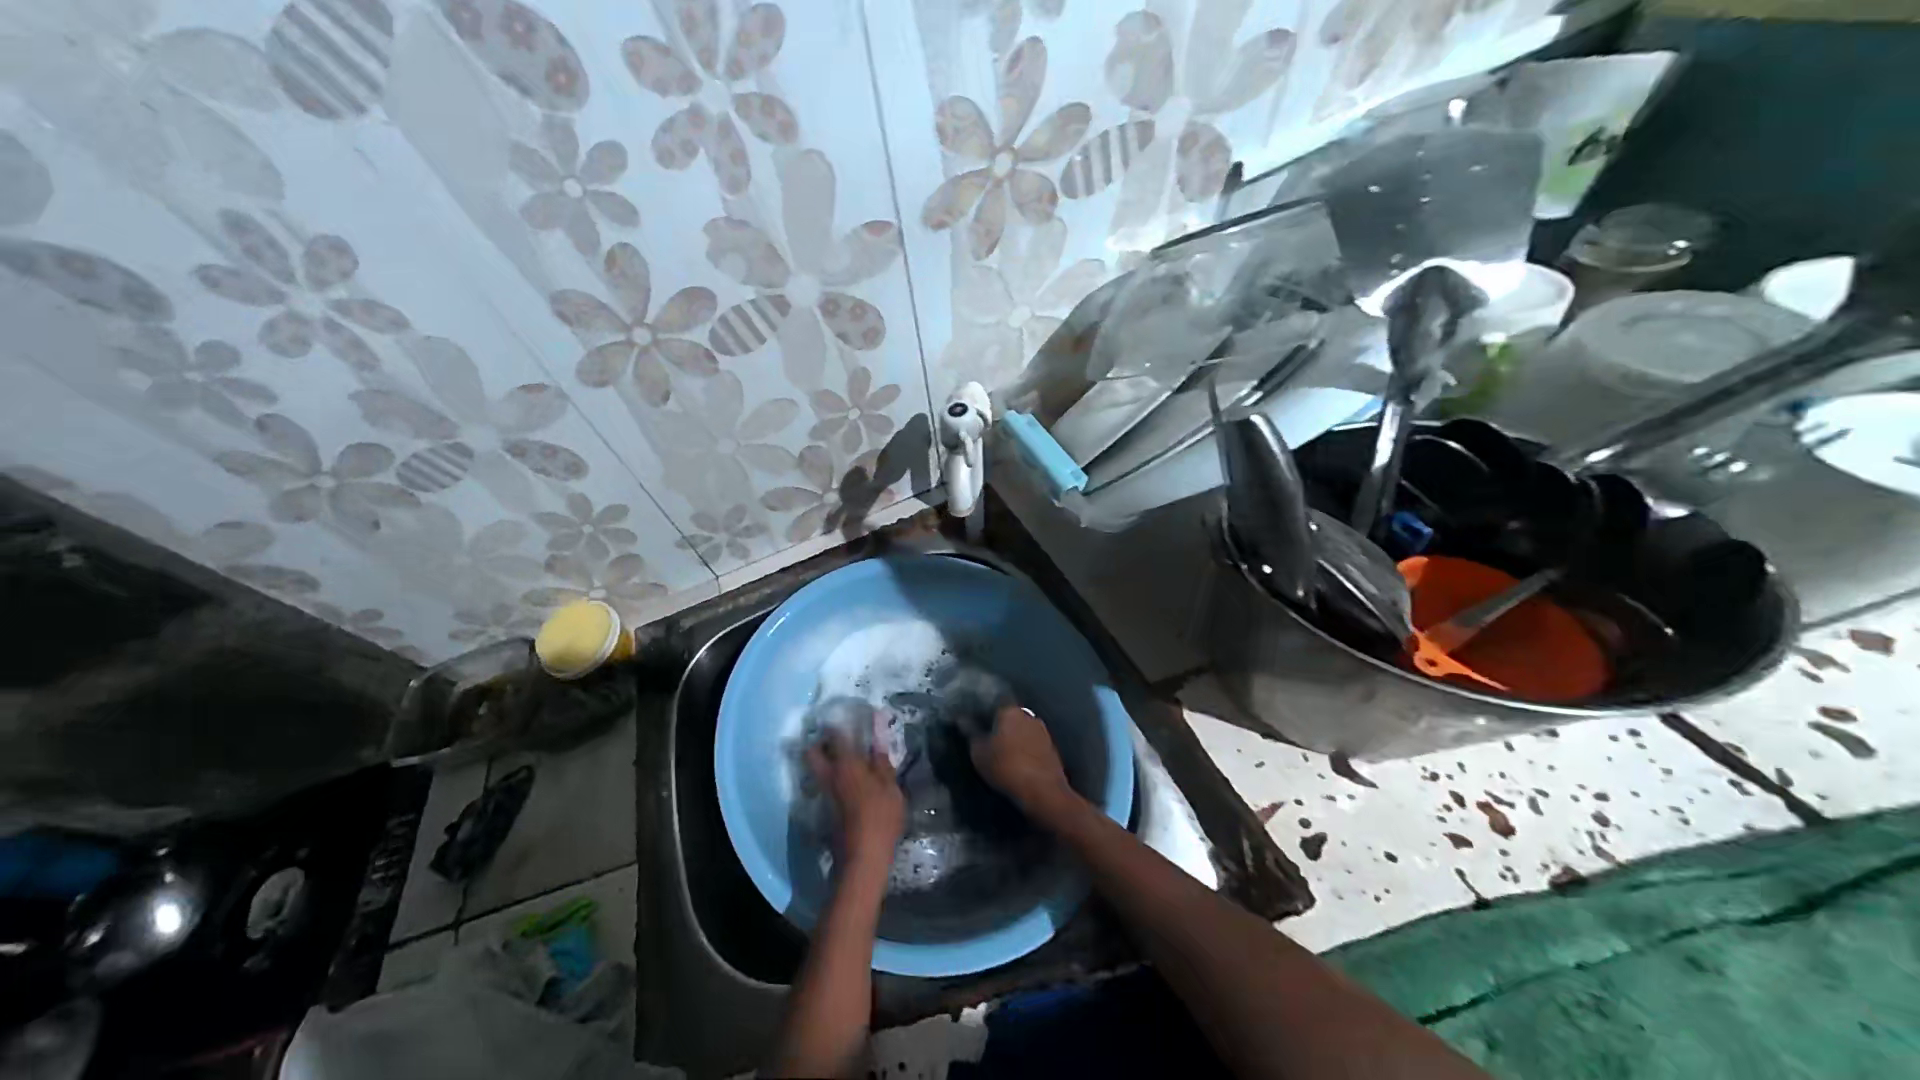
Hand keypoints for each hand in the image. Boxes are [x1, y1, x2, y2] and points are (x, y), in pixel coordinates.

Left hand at [805, 730, 904, 866]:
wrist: (862, 855)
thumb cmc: (880, 816)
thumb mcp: (890, 786)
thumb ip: (882, 762)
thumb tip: (877, 739)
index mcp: (845, 764)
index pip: (835, 735)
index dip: (838, 723)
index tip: (846, 717)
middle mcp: (828, 775)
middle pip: (812, 752)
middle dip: (820, 742)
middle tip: (837, 740)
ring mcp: (823, 794)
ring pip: (815, 769)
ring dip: (824, 761)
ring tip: (844, 761)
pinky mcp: (823, 809)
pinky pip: (822, 785)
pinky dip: (830, 779)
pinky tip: (846, 783)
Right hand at [970, 704, 1076, 817]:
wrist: (1044, 792)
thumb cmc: (1006, 767)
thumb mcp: (979, 753)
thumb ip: (971, 733)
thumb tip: (962, 719)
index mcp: (1010, 710)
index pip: (992, 704)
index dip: (981, 713)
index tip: (972, 722)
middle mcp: (1029, 715)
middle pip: (1009, 717)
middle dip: (998, 726)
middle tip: (986, 740)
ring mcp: (1043, 732)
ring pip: (1021, 730)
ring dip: (1012, 739)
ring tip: (1001, 754)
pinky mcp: (1052, 749)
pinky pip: (1031, 744)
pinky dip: (1023, 750)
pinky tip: (1016, 762)